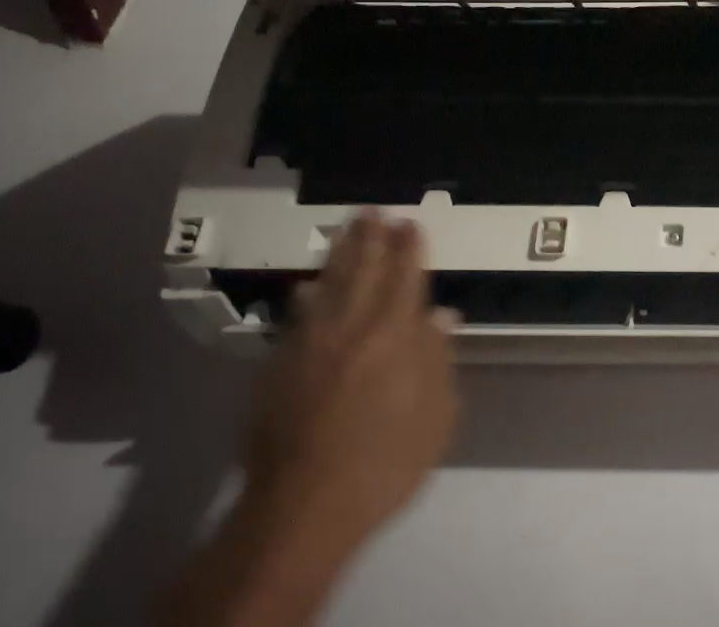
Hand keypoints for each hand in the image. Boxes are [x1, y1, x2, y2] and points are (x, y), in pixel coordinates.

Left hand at [243, 211, 459, 543]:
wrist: (304, 507)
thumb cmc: (386, 464)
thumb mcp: (435, 417)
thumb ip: (437, 362)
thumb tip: (440, 317)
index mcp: (395, 338)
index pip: (405, 280)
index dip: (409, 250)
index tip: (411, 224)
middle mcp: (351, 330)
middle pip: (363, 273)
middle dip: (372, 240)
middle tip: (374, 211)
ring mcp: (309, 347)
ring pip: (327, 288)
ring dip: (339, 257)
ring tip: (346, 230)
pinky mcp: (278, 369)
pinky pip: (296, 319)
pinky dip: (305, 298)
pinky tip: (307, 287)